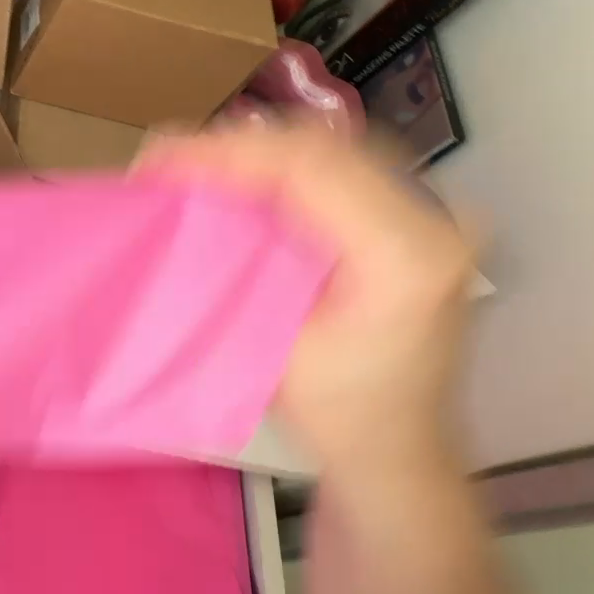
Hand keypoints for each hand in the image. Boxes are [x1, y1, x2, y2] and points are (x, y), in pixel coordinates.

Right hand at [134, 121, 475, 479]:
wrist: (399, 448)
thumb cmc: (337, 414)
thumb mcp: (273, 347)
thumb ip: (234, 274)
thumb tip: (177, 217)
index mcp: (407, 252)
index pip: (309, 167)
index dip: (226, 153)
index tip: (158, 160)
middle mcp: (434, 218)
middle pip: (322, 145)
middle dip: (234, 144)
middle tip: (164, 161)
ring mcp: (430, 215)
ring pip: (331, 148)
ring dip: (255, 151)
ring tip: (191, 165)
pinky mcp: (411, 222)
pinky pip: (339, 171)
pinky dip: (280, 168)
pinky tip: (238, 180)